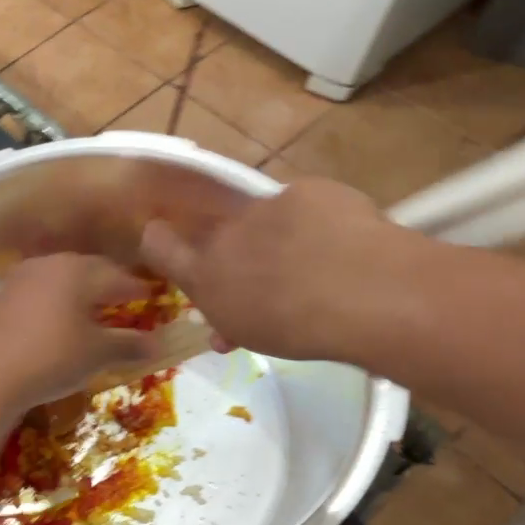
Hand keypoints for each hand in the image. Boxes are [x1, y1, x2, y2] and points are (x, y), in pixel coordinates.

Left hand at [0, 254, 161, 412]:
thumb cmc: (52, 359)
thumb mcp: (97, 354)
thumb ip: (129, 344)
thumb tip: (158, 343)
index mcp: (79, 271)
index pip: (119, 276)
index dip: (138, 289)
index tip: (151, 298)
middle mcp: (49, 265)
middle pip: (88, 270)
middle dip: (108, 284)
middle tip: (123, 300)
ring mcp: (20, 278)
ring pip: (60, 279)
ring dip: (78, 291)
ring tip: (90, 310)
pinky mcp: (0, 297)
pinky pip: (37, 293)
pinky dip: (53, 302)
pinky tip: (55, 321)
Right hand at [140, 178, 432, 362]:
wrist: (365, 292)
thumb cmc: (297, 325)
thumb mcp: (248, 335)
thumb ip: (228, 324)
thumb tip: (221, 332)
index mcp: (204, 272)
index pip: (161, 244)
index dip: (160, 241)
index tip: (163, 239)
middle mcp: (226, 233)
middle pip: (221, 234)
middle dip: (237, 252)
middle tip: (268, 280)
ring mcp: (269, 207)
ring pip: (267, 221)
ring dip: (281, 238)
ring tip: (318, 265)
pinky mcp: (311, 190)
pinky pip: (308, 206)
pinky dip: (319, 221)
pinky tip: (344, 244)